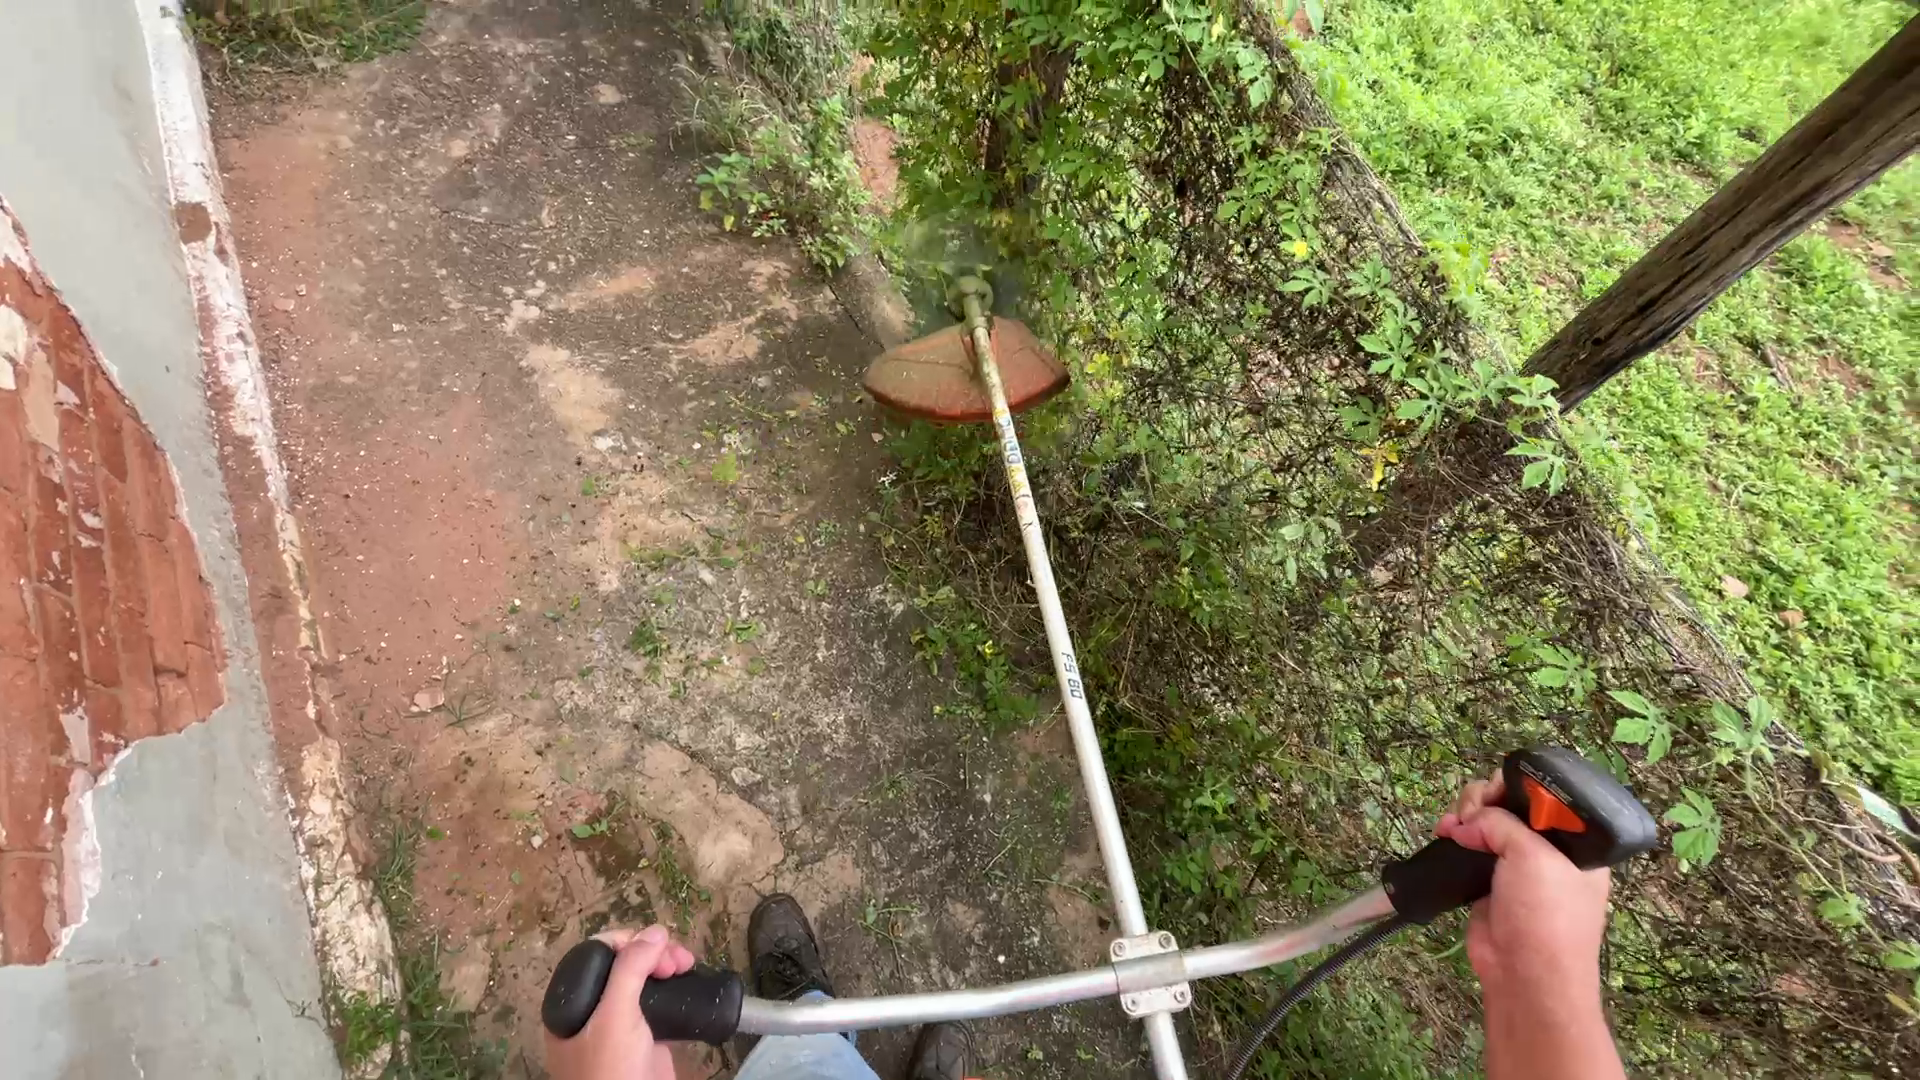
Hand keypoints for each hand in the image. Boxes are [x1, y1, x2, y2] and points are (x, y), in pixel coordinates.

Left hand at [544, 926, 697, 1079]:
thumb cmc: (611, 1071)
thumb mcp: (615, 1017)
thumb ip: (630, 970)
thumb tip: (655, 931)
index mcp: (572, 1005)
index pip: (598, 954)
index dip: (629, 942)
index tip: (657, 948)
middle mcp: (592, 1010)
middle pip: (624, 962)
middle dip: (654, 952)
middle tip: (678, 961)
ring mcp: (620, 1024)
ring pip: (644, 977)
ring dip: (667, 963)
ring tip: (687, 965)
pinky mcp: (645, 1036)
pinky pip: (658, 998)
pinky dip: (674, 984)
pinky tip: (686, 980)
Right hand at [1436, 773, 1622, 1079]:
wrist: (1525, 973)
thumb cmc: (1544, 914)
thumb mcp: (1532, 856)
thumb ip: (1500, 823)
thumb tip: (1466, 823)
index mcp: (1577, 846)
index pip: (1544, 798)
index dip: (1515, 789)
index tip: (1493, 795)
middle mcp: (1548, 852)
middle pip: (1509, 805)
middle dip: (1482, 800)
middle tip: (1468, 813)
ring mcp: (1517, 866)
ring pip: (1485, 820)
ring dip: (1463, 815)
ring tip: (1449, 826)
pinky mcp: (1489, 878)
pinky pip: (1470, 842)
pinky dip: (1454, 833)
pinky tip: (1444, 833)